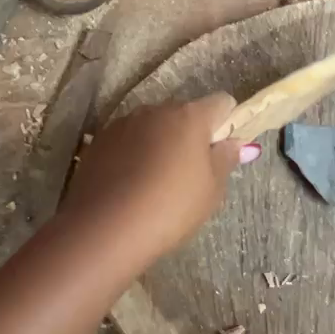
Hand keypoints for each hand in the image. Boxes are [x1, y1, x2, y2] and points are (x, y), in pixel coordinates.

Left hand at [59, 94, 259, 260]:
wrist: (104, 230)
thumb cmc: (170, 208)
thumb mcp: (211, 191)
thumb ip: (225, 159)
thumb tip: (236, 142)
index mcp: (189, 116)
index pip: (221, 103)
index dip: (227, 124)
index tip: (221, 152)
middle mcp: (156, 110)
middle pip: (184, 114)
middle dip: (191, 136)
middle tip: (190, 175)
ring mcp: (123, 123)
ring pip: (153, 127)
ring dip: (160, 144)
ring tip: (155, 184)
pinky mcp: (99, 141)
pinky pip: (127, 140)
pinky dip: (133, 154)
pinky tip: (129, 186)